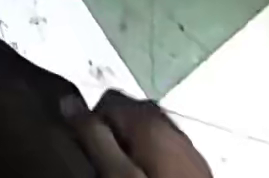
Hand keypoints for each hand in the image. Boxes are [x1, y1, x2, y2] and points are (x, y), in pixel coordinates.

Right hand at [63, 92, 212, 177]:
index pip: (106, 100)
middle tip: (103, 169)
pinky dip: (152, 164)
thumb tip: (68, 99)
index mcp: (150, 120)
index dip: (90, 126)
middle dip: (112, 136)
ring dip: (132, 151)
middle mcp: (172, 126)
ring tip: (123, 176)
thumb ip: (92, 135)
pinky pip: (166, 155)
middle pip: (128, 115)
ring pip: (148, 136)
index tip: (86, 156)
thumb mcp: (116, 176)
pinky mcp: (201, 175)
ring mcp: (191, 152)